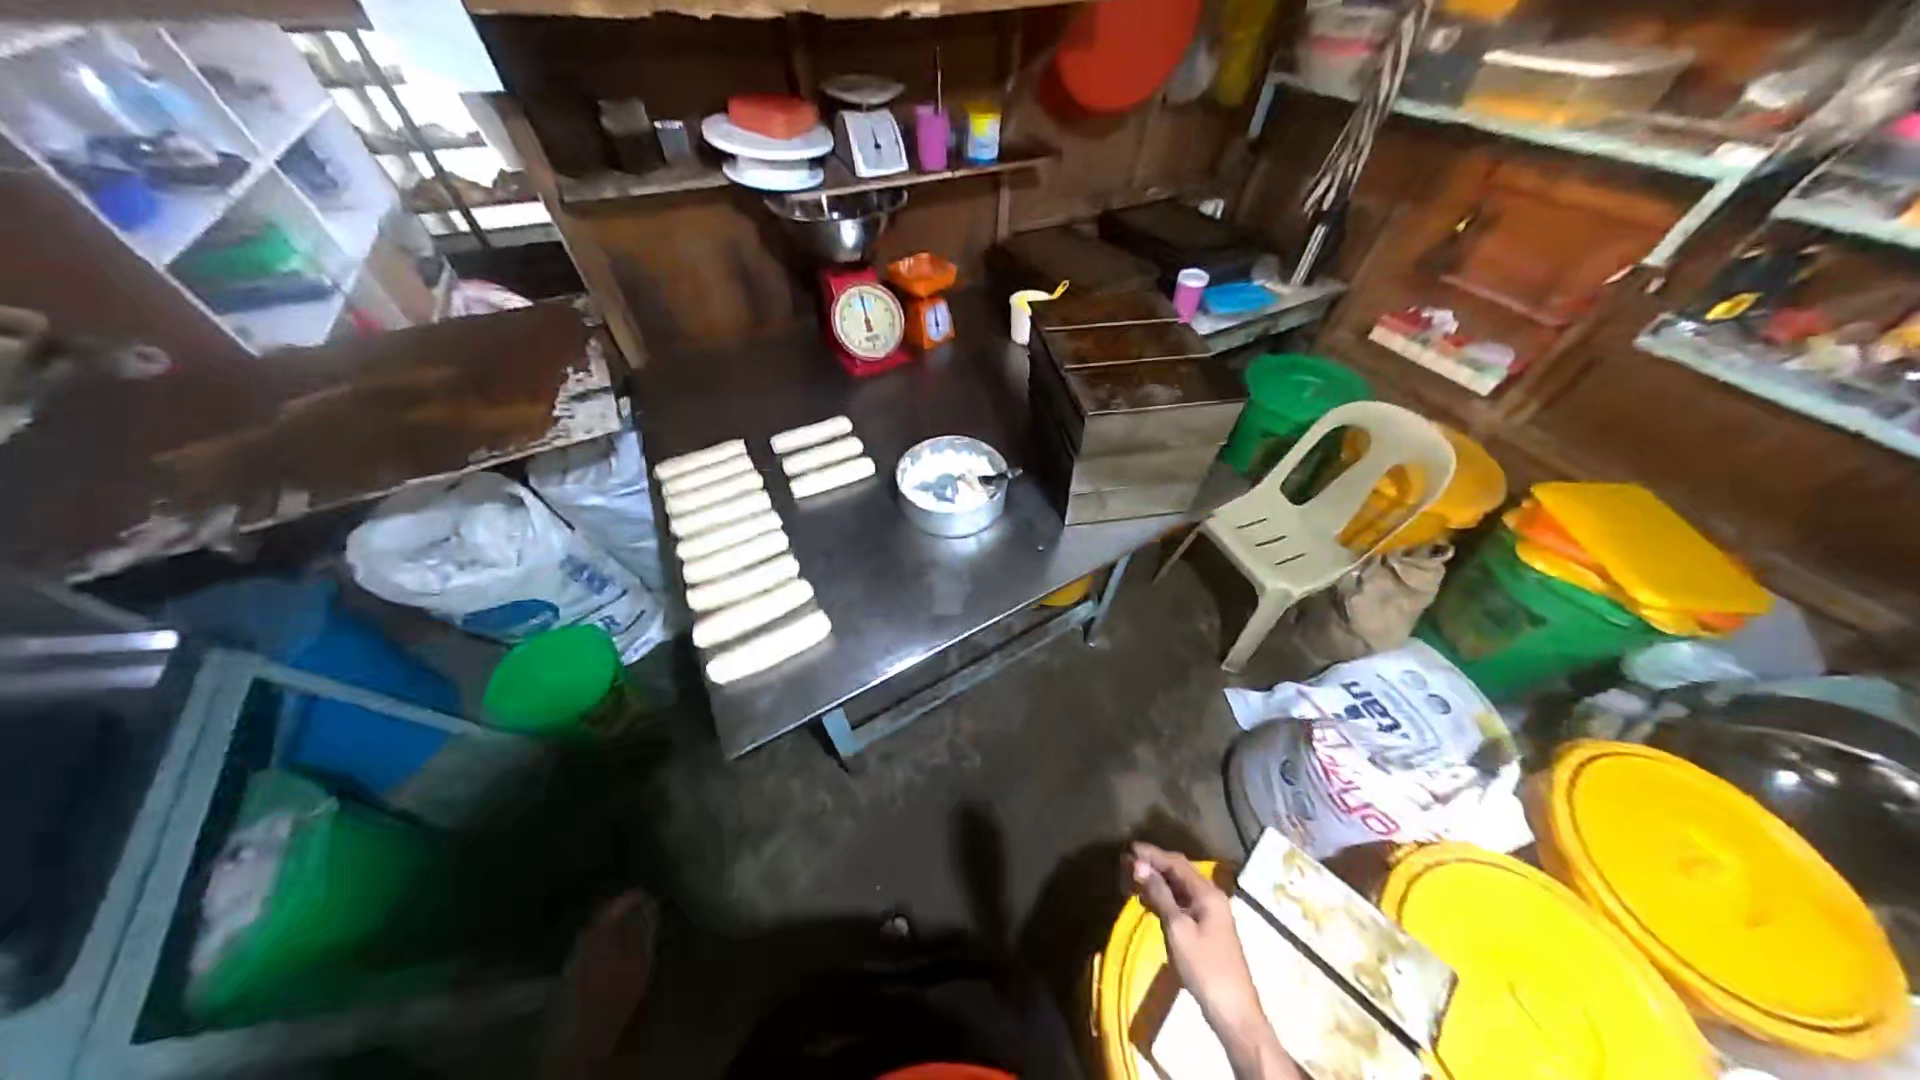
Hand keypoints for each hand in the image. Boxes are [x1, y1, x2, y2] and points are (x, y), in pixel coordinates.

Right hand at [1130, 843, 1297, 1079]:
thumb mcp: (1178, 929)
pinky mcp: (1206, 928)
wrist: (1233, 1010)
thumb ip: (1160, 895)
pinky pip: (1182, 901)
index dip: (1152, 854)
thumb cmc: (1204, 967)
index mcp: (1207, 893)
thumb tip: (1140, 866)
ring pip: (1180, 886)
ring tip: (1133, 877)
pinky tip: (1149, 899)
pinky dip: (1165, 896)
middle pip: (1179, 871)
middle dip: (1154, 864)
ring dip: (1158, 879)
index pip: (1176, 863)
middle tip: (1127, 861)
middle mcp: (1211, 897)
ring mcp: (1210, 913)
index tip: (1129, 848)